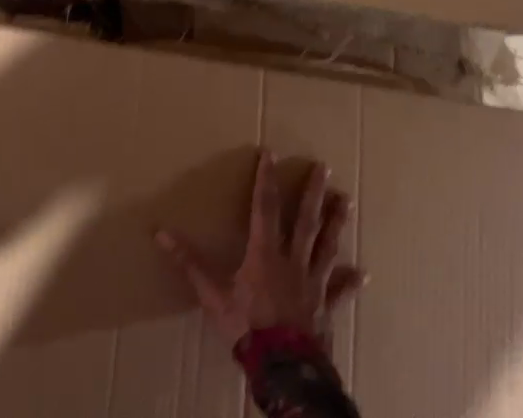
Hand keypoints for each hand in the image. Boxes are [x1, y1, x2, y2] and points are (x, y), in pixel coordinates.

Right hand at [156, 150, 363, 342]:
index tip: (271, 154)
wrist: (285, 366)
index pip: (264, 208)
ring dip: (336, 224)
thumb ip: (188, 262)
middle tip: (324, 169)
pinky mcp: (325, 306)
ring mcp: (313, 284)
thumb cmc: (247, 326)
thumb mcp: (211, 293)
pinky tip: (363, 274)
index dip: (266, 180)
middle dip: (312, 194)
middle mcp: (292, 261)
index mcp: (264, 253)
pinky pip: (340, 290)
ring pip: (326, 247)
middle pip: (305, 221)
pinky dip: (350, 281)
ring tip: (347, 202)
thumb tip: (160, 233)